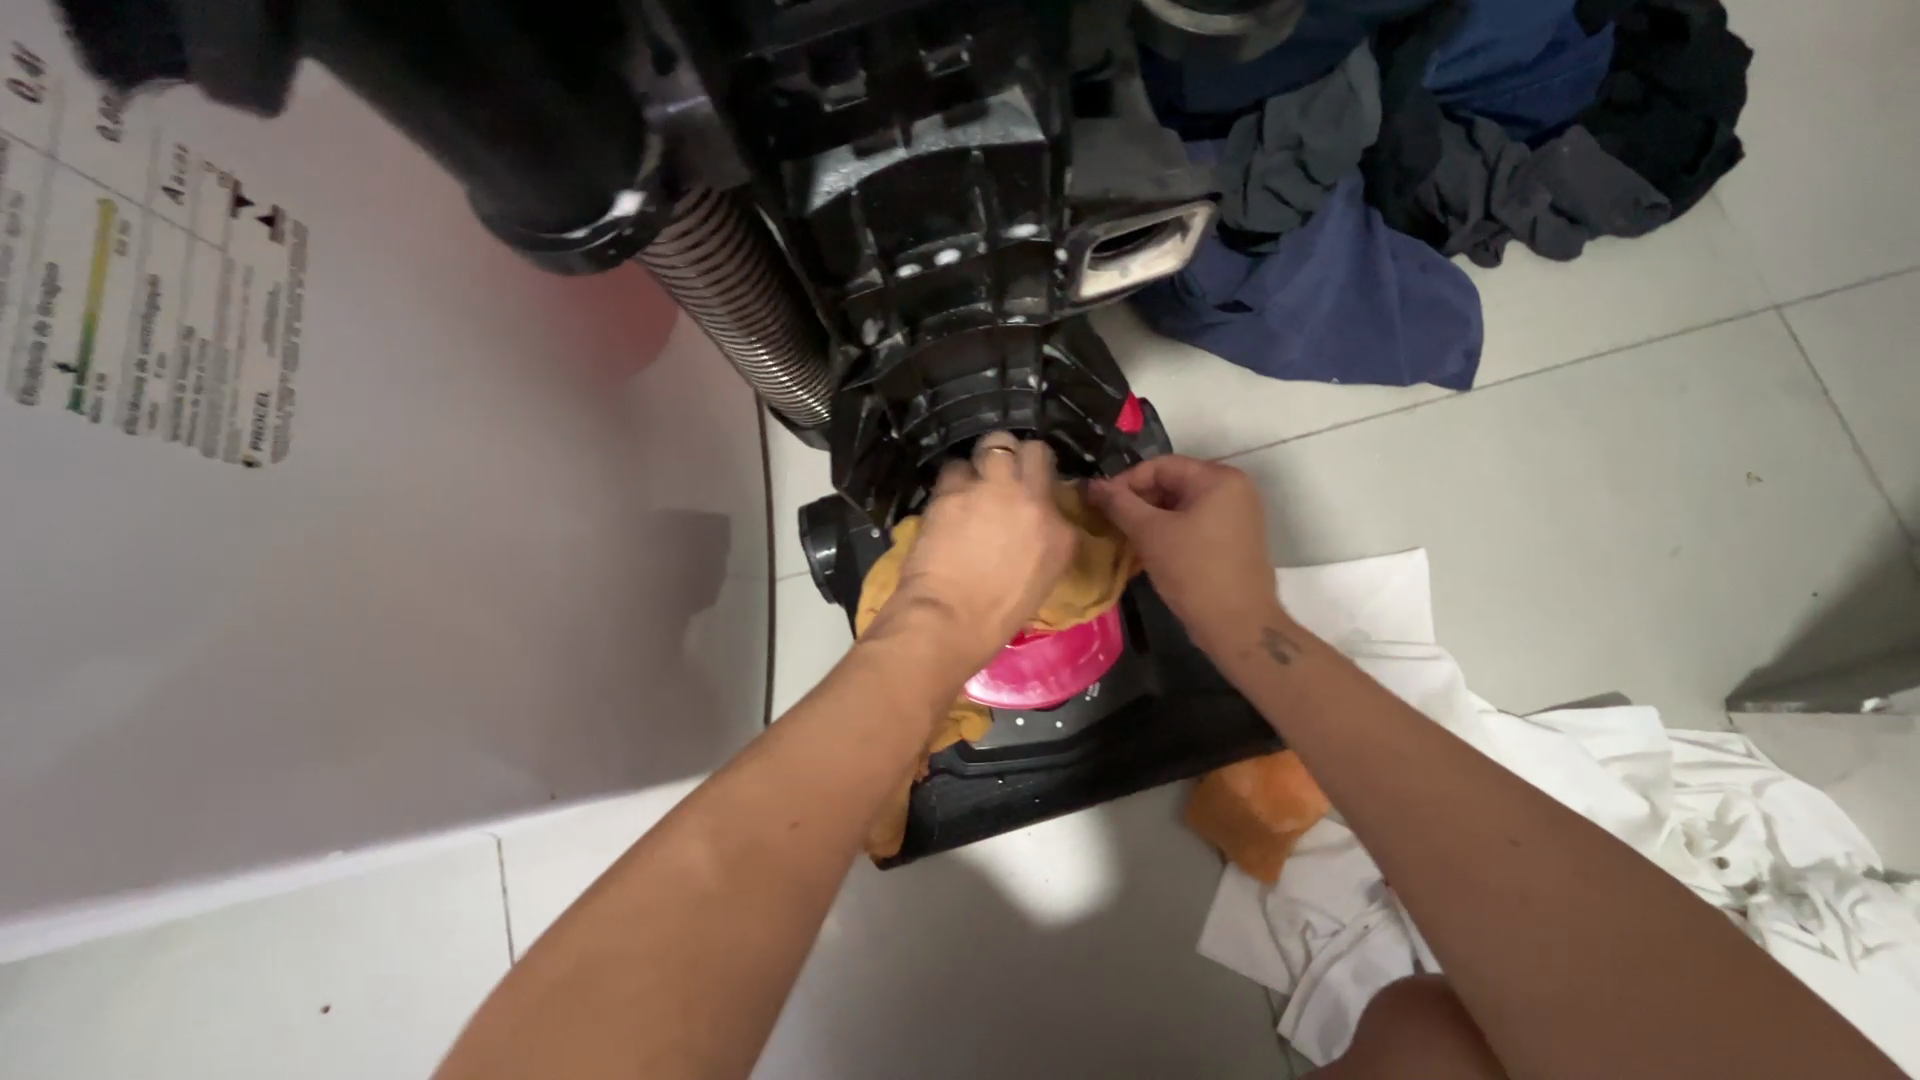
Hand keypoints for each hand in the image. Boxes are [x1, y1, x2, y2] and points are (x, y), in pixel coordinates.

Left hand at [869, 431, 1076, 674]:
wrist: (950, 618)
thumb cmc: (997, 615)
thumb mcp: (1043, 577)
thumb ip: (1047, 537)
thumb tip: (1038, 519)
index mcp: (1059, 530)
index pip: (1058, 484)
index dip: (1038, 476)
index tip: (1027, 487)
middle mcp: (1029, 499)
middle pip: (1026, 446)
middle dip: (1014, 453)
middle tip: (1001, 472)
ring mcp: (988, 490)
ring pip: (989, 447)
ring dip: (981, 464)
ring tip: (970, 485)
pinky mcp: (951, 492)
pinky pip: (954, 469)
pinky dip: (953, 482)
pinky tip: (948, 501)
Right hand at [1088, 455, 1286, 655]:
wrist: (1237, 624)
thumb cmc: (1194, 572)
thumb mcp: (1150, 534)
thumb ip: (1119, 504)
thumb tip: (1091, 485)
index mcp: (1218, 478)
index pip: (1160, 465)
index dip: (1125, 482)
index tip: (1099, 504)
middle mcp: (1233, 489)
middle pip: (1172, 483)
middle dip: (1137, 501)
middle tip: (1109, 522)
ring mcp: (1236, 515)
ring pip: (1180, 506)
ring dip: (1149, 518)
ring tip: (1124, 537)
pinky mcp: (1233, 539)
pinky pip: (1193, 523)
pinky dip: (1168, 531)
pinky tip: (1146, 550)